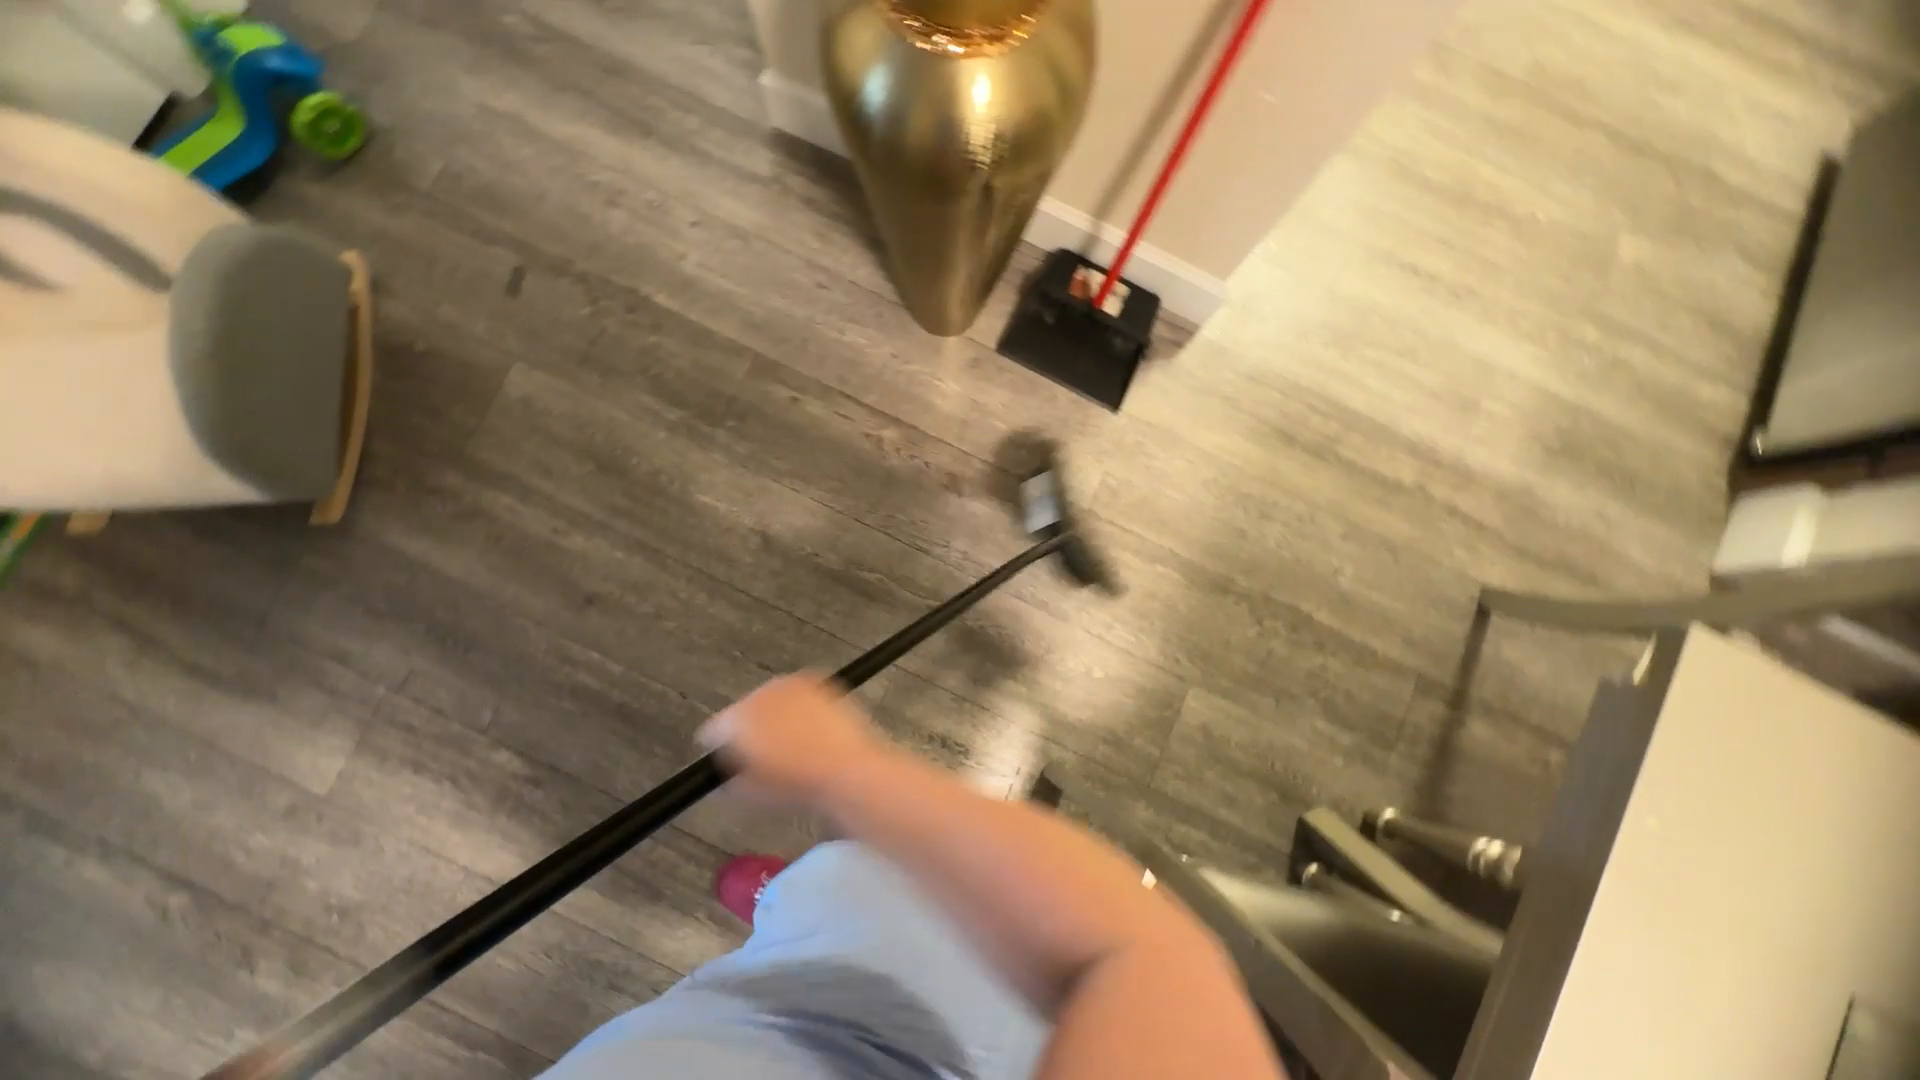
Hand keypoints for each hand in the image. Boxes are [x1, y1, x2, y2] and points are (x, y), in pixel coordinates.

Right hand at [697, 674, 889, 804]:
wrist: (848, 769)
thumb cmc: (796, 786)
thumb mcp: (752, 793)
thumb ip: (732, 777)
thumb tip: (731, 773)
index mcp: (736, 719)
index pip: (715, 730)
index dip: (721, 747)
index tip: (730, 761)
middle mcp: (760, 693)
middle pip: (744, 709)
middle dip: (749, 727)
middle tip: (763, 753)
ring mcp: (791, 683)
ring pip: (772, 698)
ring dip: (775, 715)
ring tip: (791, 742)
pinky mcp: (819, 682)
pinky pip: (799, 694)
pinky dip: (800, 708)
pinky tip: (811, 729)